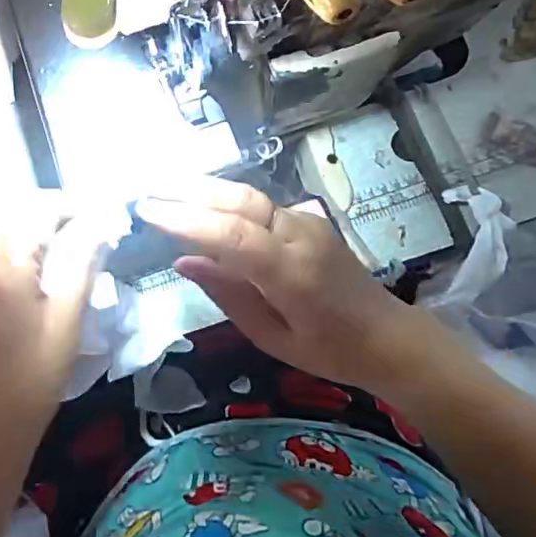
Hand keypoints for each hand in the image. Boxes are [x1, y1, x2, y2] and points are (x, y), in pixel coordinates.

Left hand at [0, 198, 110, 445]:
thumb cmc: (28, 380)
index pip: (43, 206)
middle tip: (88, 229)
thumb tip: (98, 220)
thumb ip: (81, 259)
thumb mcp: (66, 319)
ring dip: (25, 222)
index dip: (78, 206)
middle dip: (51, 210)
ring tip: (60, 243)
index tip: (107, 215)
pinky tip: (26, 262)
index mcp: (1, 254)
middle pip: (13, 207)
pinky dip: (3, 238)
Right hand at [137, 176, 451, 397]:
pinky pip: (259, 204)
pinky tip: (199, 200)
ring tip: (162, 187)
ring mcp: (306, 221)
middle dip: (189, 192)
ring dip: (204, 188)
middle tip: (146, 191)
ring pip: (248, 196)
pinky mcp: (307, 218)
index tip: (148, 213)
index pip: (232, 234)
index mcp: (292, 271)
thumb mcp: (272, 336)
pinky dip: (224, 198)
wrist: (389, 336)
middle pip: (239, 201)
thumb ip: (227, 295)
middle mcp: (299, 235)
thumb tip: (183, 261)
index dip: (187, 220)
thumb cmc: (330, 350)